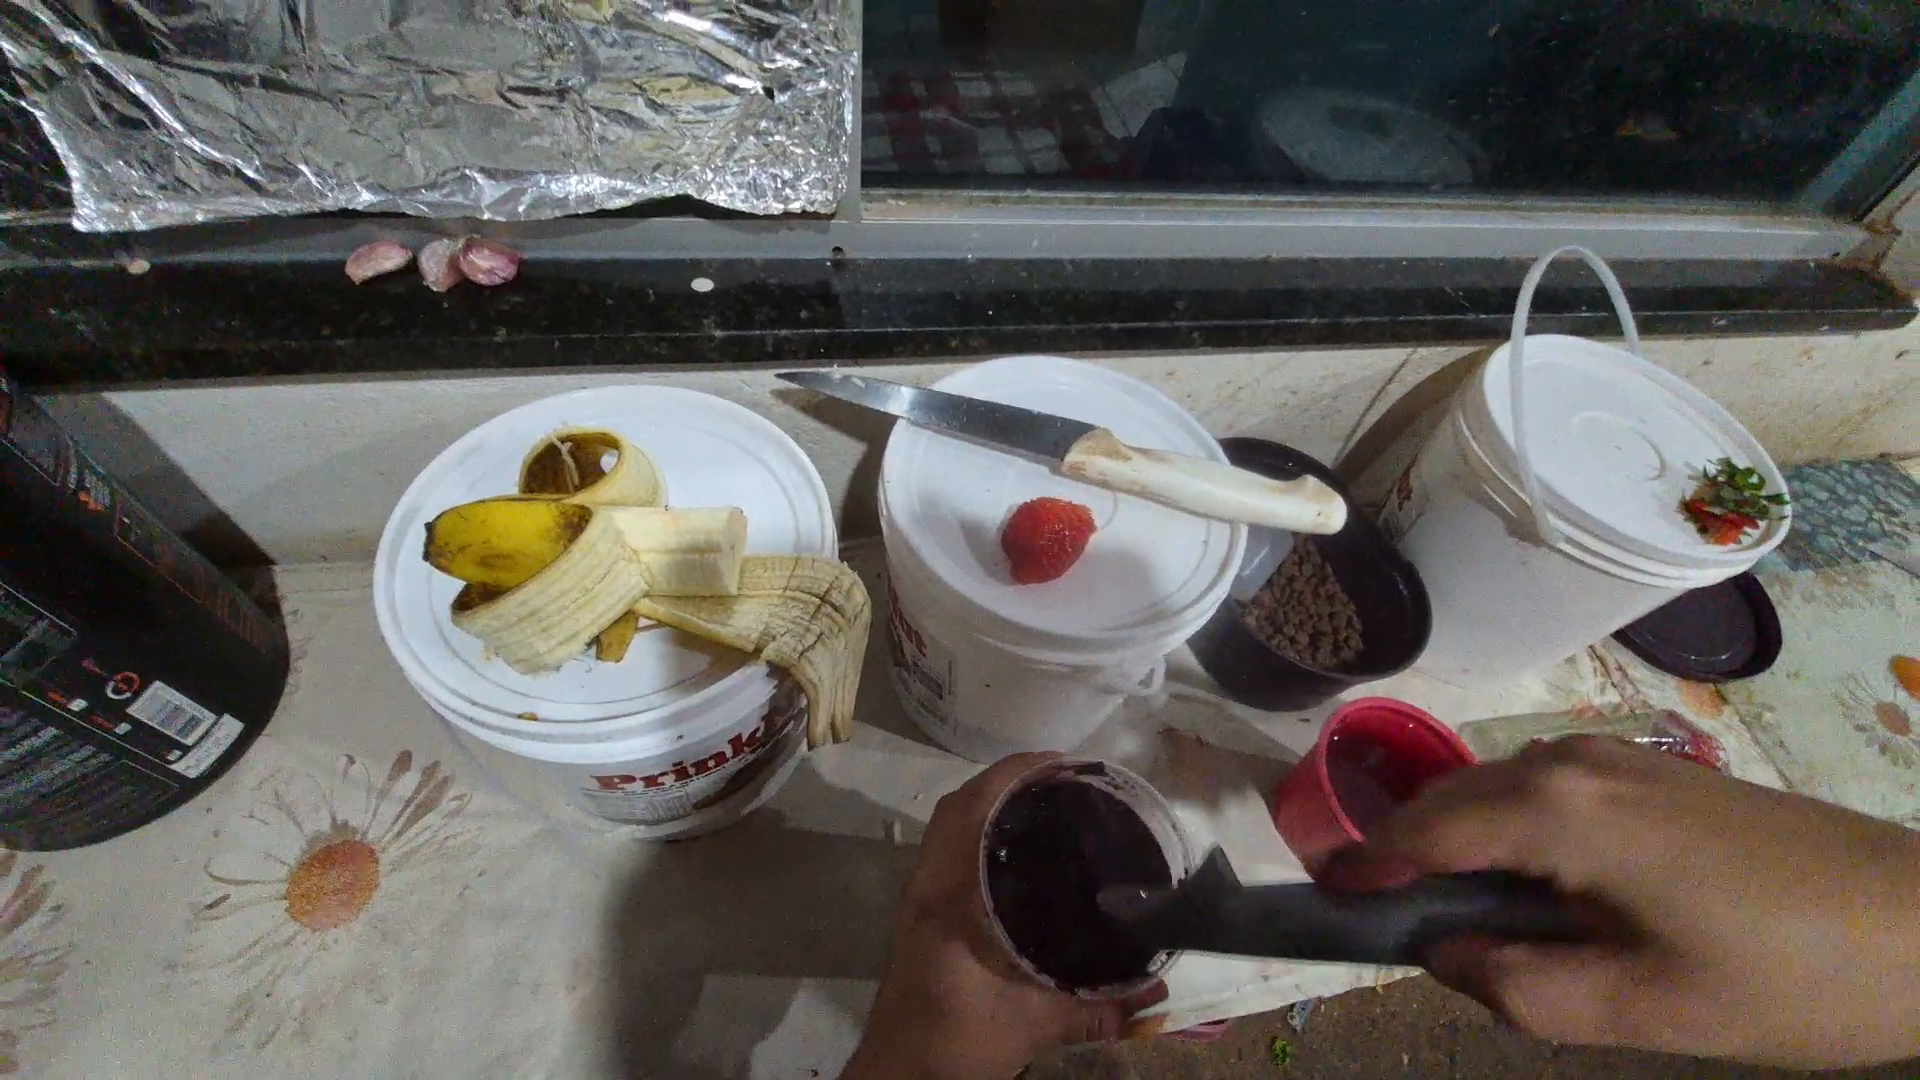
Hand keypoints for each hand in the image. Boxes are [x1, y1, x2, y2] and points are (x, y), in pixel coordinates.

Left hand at [840, 753, 1166, 1079]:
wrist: (901, 1073)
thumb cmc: (955, 1041)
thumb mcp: (1030, 1026)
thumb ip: (1094, 1009)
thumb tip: (1159, 992)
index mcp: (947, 894)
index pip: (970, 809)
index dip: (1011, 773)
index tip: (1059, 762)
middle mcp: (927, 881)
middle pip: (959, 804)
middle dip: (1006, 778)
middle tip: (1059, 776)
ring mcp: (919, 890)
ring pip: (949, 821)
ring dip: (989, 797)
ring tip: (1041, 796)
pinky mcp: (920, 905)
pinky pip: (946, 842)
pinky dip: (976, 823)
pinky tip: (1012, 840)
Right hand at [1329, 735, 1919, 1067]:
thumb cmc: (1791, 976)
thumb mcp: (1650, 1011)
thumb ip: (1518, 987)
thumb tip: (1442, 950)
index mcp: (1552, 812)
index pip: (1421, 830)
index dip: (1370, 862)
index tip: (1334, 890)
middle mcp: (1554, 762)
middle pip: (1441, 801)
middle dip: (1409, 852)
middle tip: (1405, 914)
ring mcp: (1590, 752)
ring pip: (1480, 789)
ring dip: (1456, 839)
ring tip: (1476, 906)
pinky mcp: (1621, 759)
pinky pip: (1523, 785)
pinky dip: (1498, 824)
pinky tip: (1539, 875)